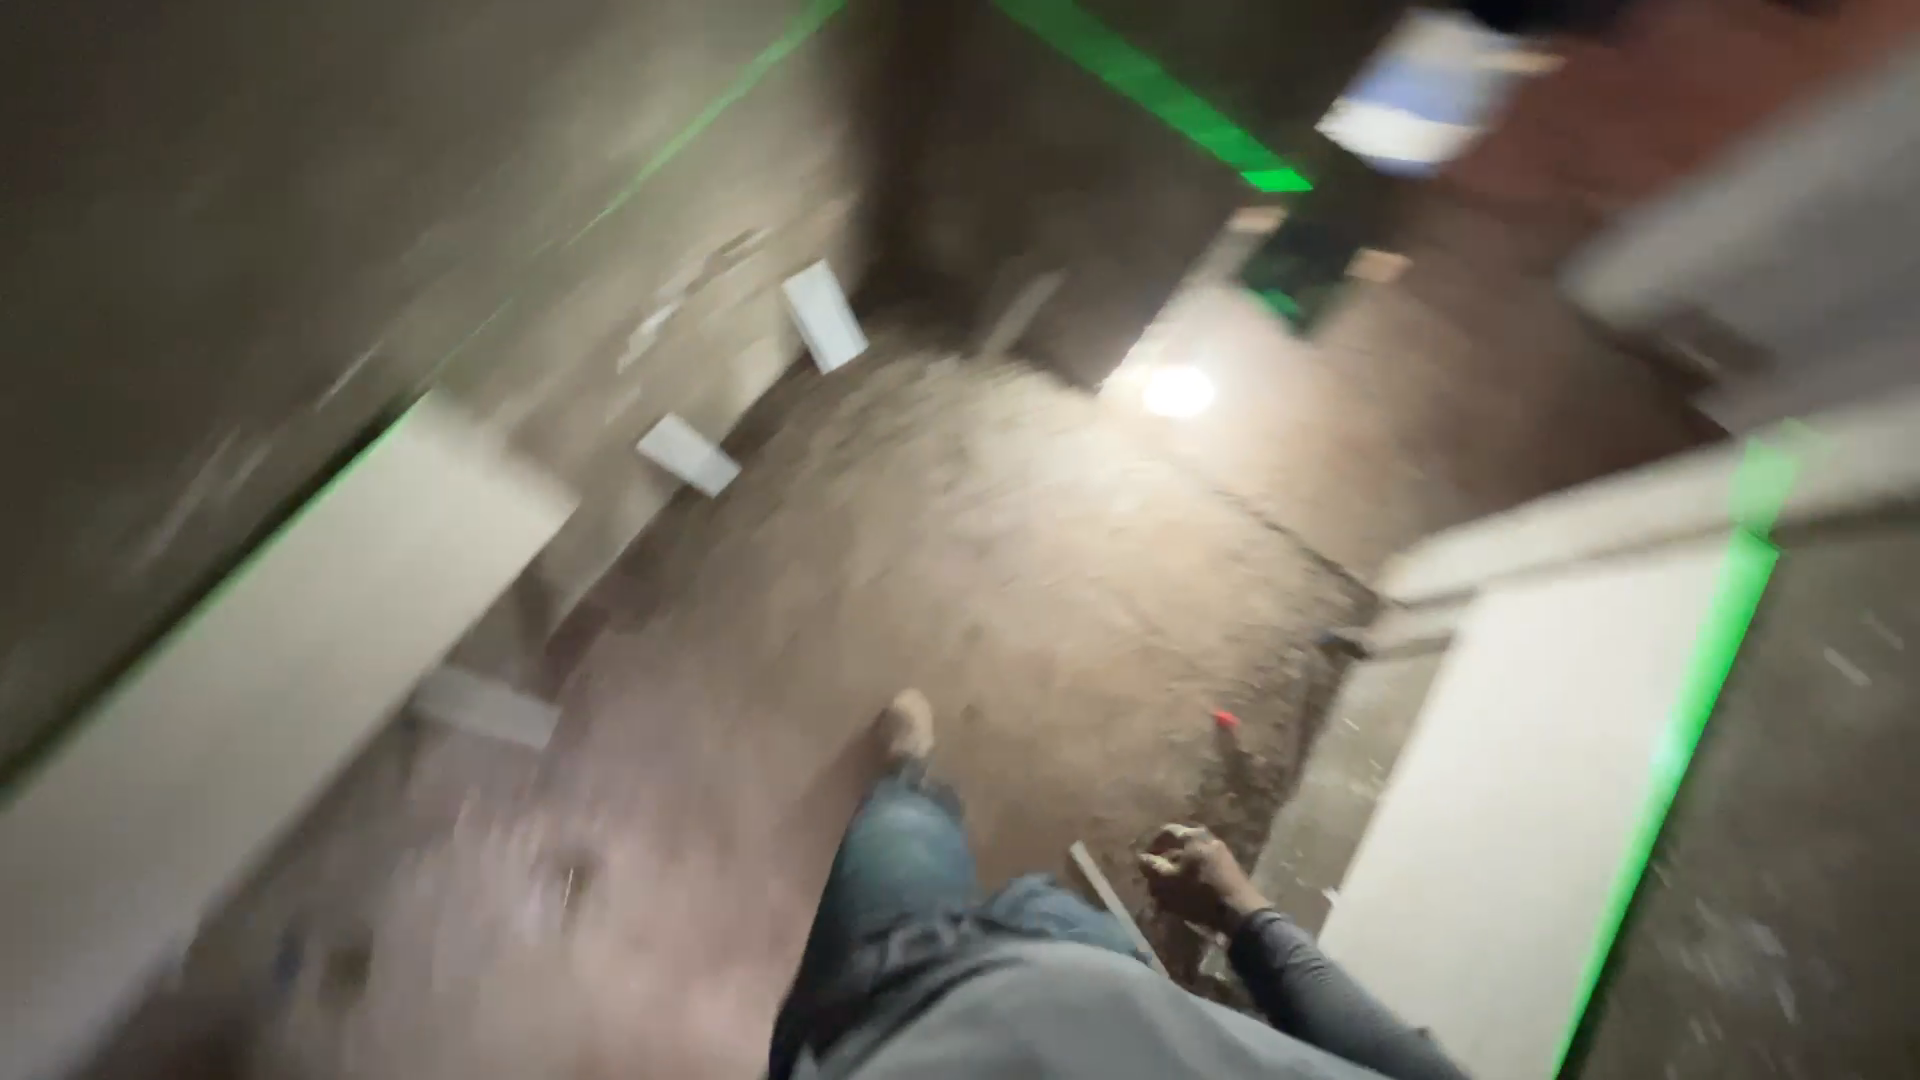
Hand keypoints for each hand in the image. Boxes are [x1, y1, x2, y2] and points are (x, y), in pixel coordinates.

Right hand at [1136, 824, 1269, 935]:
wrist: (1240, 913)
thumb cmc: (1199, 893)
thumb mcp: (1168, 882)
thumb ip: (1152, 867)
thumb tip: (1141, 857)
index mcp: (1192, 836)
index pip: (1166, 832)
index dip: (1152, 846)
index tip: (1145, 861)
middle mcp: (1208, 838)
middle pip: (1180, 846)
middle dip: (1166, 862)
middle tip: (1157, 878)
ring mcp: (1222, 853)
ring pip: (1193, 859)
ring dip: (1180, 873)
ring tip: (1171, 892)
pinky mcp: (1231, 870)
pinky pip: (1205, 869)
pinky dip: (1193, 878)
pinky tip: (1188, 895)